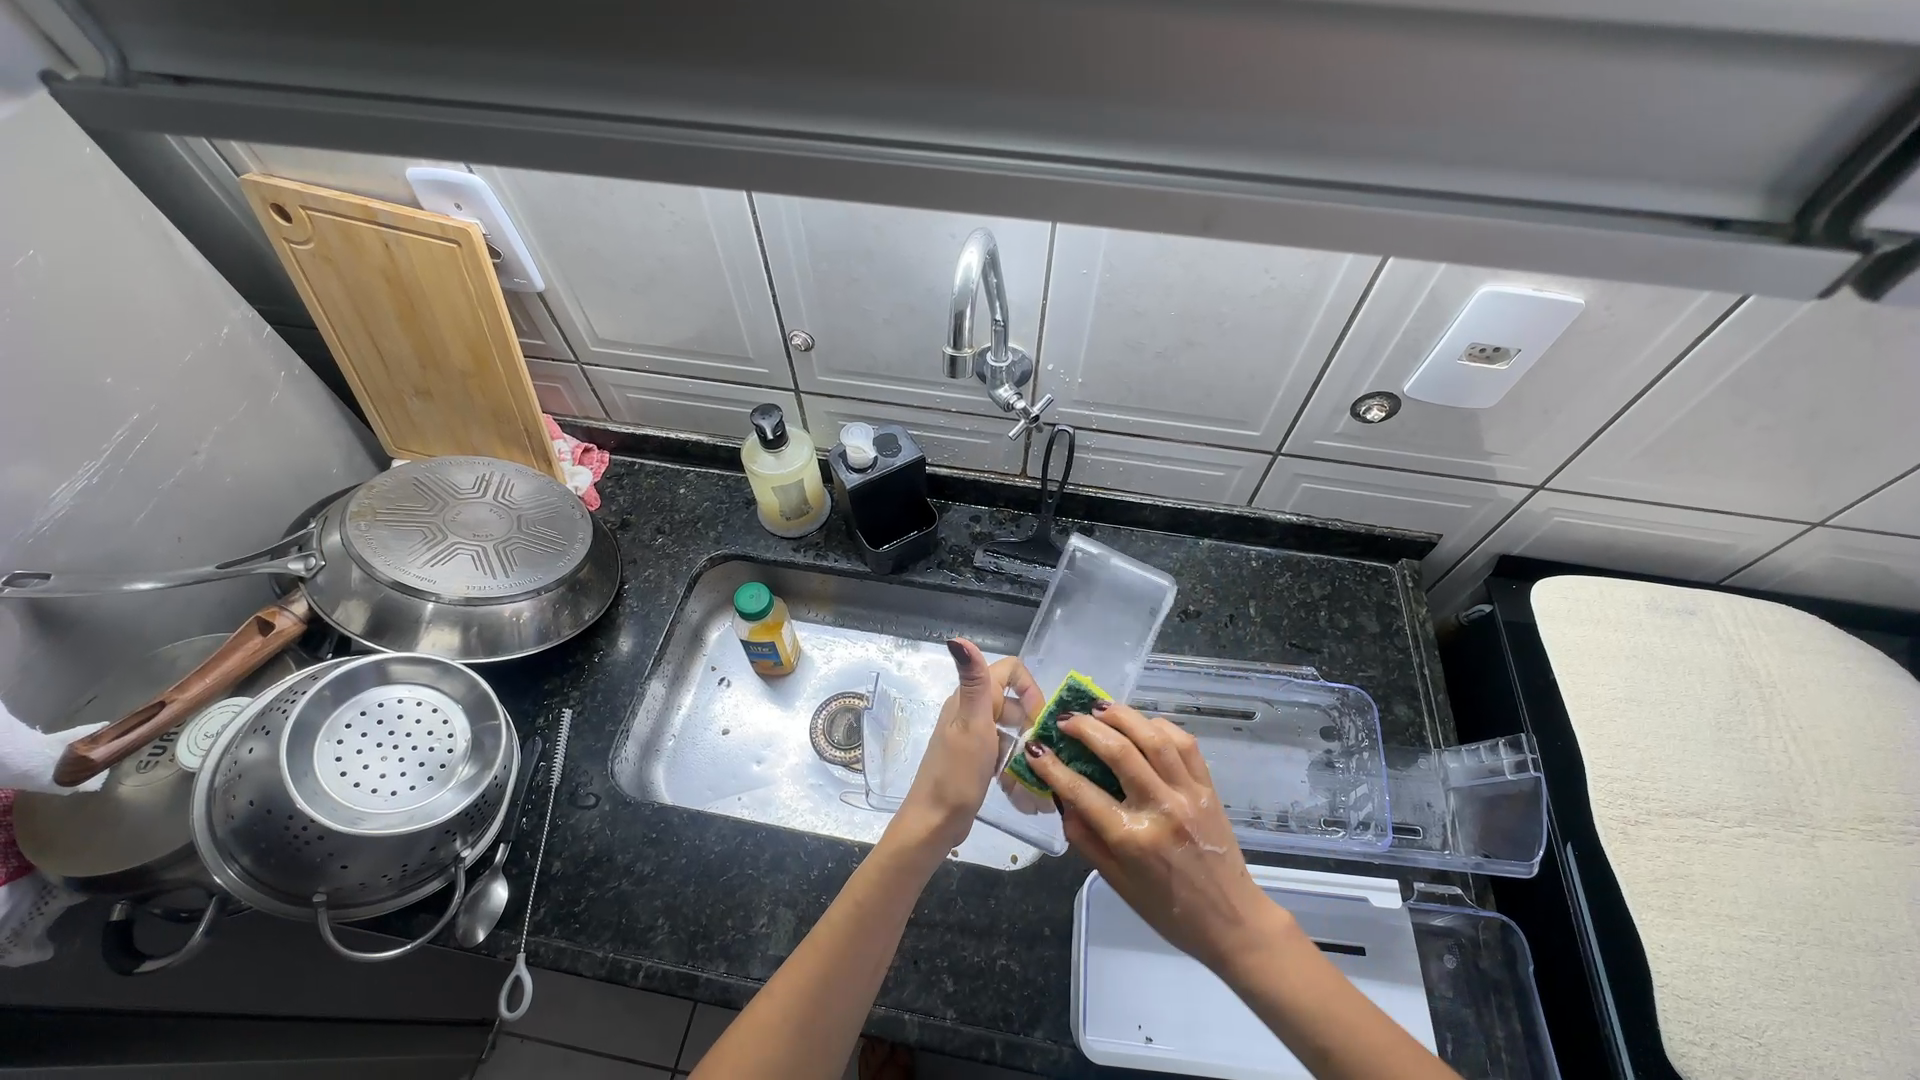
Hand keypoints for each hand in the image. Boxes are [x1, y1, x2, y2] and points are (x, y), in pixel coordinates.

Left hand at [891, 639, 1042, 852]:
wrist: (934, 822)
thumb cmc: (956, 774)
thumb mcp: (972, 726)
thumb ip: (973, 682)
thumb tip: (957, 638)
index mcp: (970, 699)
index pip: (1009, 671)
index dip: (1030, 689)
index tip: (1040, 718)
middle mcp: (971, 712)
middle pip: (1013, 704)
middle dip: (1032, 725)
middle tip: (1044, 753)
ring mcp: (973, 738)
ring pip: (1011, 733)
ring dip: (1026, 752)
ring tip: (1039, 778)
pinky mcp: (976, 761)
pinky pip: (1004, 756)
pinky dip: (1015, 770)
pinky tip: (1026, 793)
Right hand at [1023, 702, 1295, 976]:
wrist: (1231, 921)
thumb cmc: (1166, 909)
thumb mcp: (1115, 881)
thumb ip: (1086, 837)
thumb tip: (1062, 798)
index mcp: (1132, 839)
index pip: (1082, 792)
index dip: (1052, 766)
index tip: (1035, 748)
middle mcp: (1161, 809)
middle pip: (1119, 751)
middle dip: (1085, 728)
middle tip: (1064, 719)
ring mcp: (1188, 794)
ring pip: (1153, 737)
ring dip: (1122, 716)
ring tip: (1097, 708)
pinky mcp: (1208, 788)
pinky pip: (1185, 743)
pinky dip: (1159, 726)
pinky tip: (1140, 724)